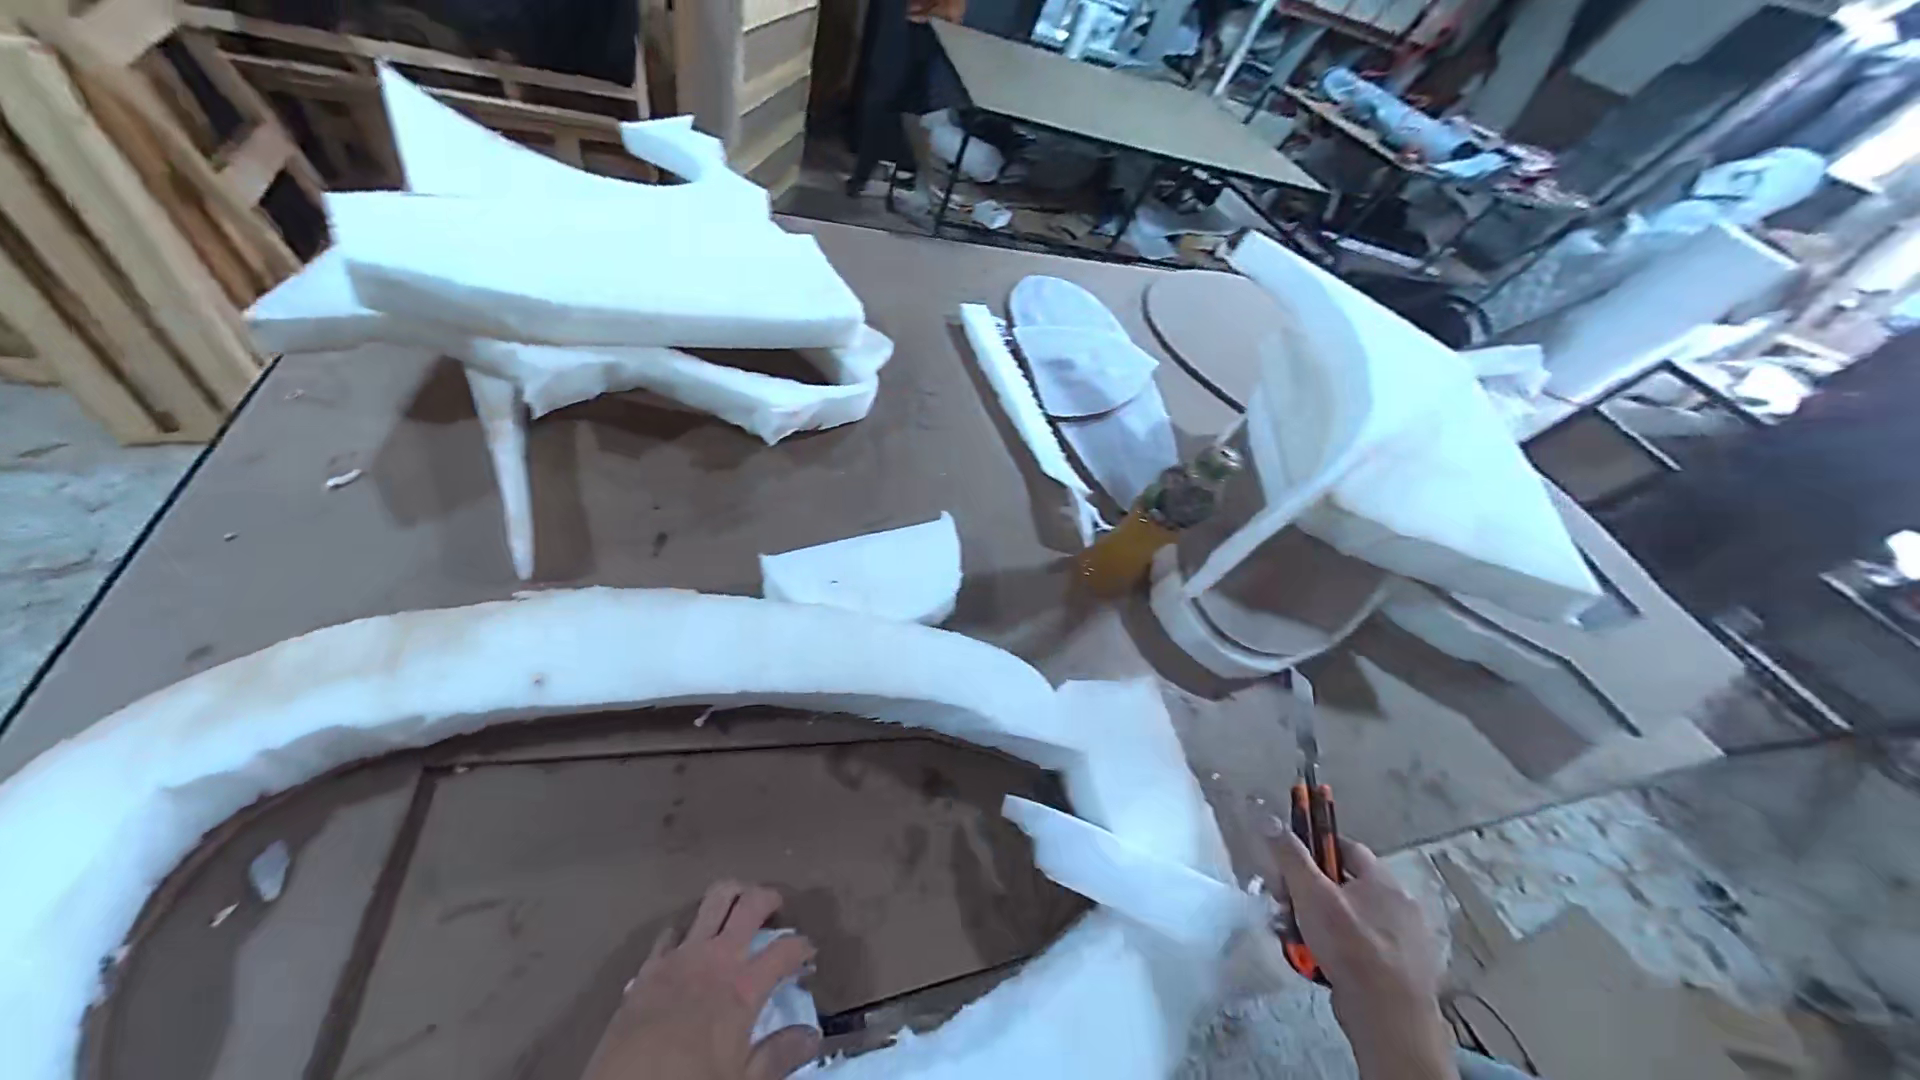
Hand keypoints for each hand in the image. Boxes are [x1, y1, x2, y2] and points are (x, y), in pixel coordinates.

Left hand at [582, 881, 821, 1079]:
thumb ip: (780, 1055)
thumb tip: (813, 1035)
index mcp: (744, 987)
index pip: (787, 949)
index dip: (803, 947)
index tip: (808, 956)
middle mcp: (718, 958)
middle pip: (752, 903)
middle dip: (770, 898)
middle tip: (776, 910)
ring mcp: (682, 956)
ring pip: (715, 898)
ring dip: (733, 895)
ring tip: (739, 907)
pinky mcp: (651, 964)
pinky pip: (674, 929)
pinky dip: (688, 929)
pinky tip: (691, 944)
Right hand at [1268, 826, 1456, 1079]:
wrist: (1390, 1021)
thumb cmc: (1351, 947)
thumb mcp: (1311, 894)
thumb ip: (1289, 855)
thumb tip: (1268, 817)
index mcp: (1383, 881)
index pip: (1344, 846)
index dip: (1314, 848)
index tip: (1289, 862)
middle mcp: (1399, 905)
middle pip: (1342, 883)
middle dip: (1308, 890)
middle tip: (1285, 903)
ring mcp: (1403, 941)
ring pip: (1347, 916)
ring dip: (1317, 920)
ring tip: (1294, 935)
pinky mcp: (1399, 971)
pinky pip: (1358, 945)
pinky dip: (1335, 947)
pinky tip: (1316, 959)